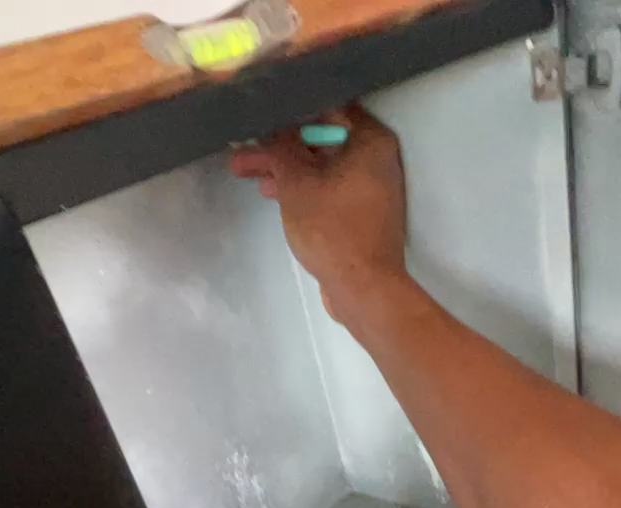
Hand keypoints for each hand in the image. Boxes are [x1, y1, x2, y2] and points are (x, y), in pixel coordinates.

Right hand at [229, 106, 410, 324]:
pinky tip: (273, 193)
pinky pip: (329, 190)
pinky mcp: (363, 215)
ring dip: (285, 170)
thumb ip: (280, 146)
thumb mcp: (297, 182)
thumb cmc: (332, 229)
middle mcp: (377, 159)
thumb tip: (270, 125)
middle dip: (279, 146)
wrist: (363, 288)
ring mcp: (372, 189)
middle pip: (320, 140)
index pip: (326, 106)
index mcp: (371, 140)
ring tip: (245, 171)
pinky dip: (304, 190)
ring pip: (321, 168)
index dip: (288, 109)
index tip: (259, 113)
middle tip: (243, 150)